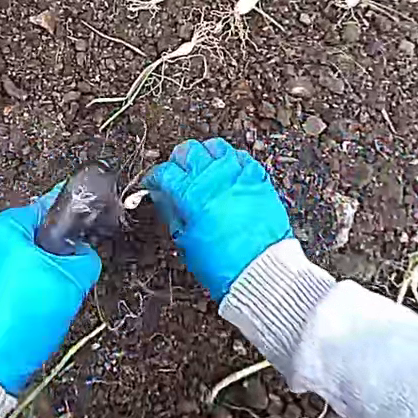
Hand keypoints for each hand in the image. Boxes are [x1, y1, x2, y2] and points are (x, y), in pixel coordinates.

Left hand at [0, 188, 102, 393]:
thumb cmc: (14, 320)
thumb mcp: (69, 281)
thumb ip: (85, 258)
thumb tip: (86, 254)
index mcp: (8, 225)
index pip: (53, 204)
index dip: (78, 217)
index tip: (94, 225)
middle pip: (46, 236)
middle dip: (63, 257)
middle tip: (71, 276)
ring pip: (38, 262)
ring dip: (51, 279)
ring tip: (50, 300)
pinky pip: (24, 282)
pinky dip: (36, 294)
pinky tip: (36, 313)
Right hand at [145, 138, 291, 300]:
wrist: (261, 271)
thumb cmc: (225, 264)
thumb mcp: (186, 241)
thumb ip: (172, 213)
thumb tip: (163, 197)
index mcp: (190, 194)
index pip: (165, 172)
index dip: (156, 177)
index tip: (156, 183)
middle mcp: (213, 179)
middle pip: (188, 150)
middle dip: (179, 160)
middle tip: (178, 172)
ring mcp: (237, 175)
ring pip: (215, 146)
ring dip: (205, 154)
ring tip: (204, 166)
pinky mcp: (257, 178)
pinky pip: (241, 157)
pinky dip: (231, 160)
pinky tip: (228, 171)